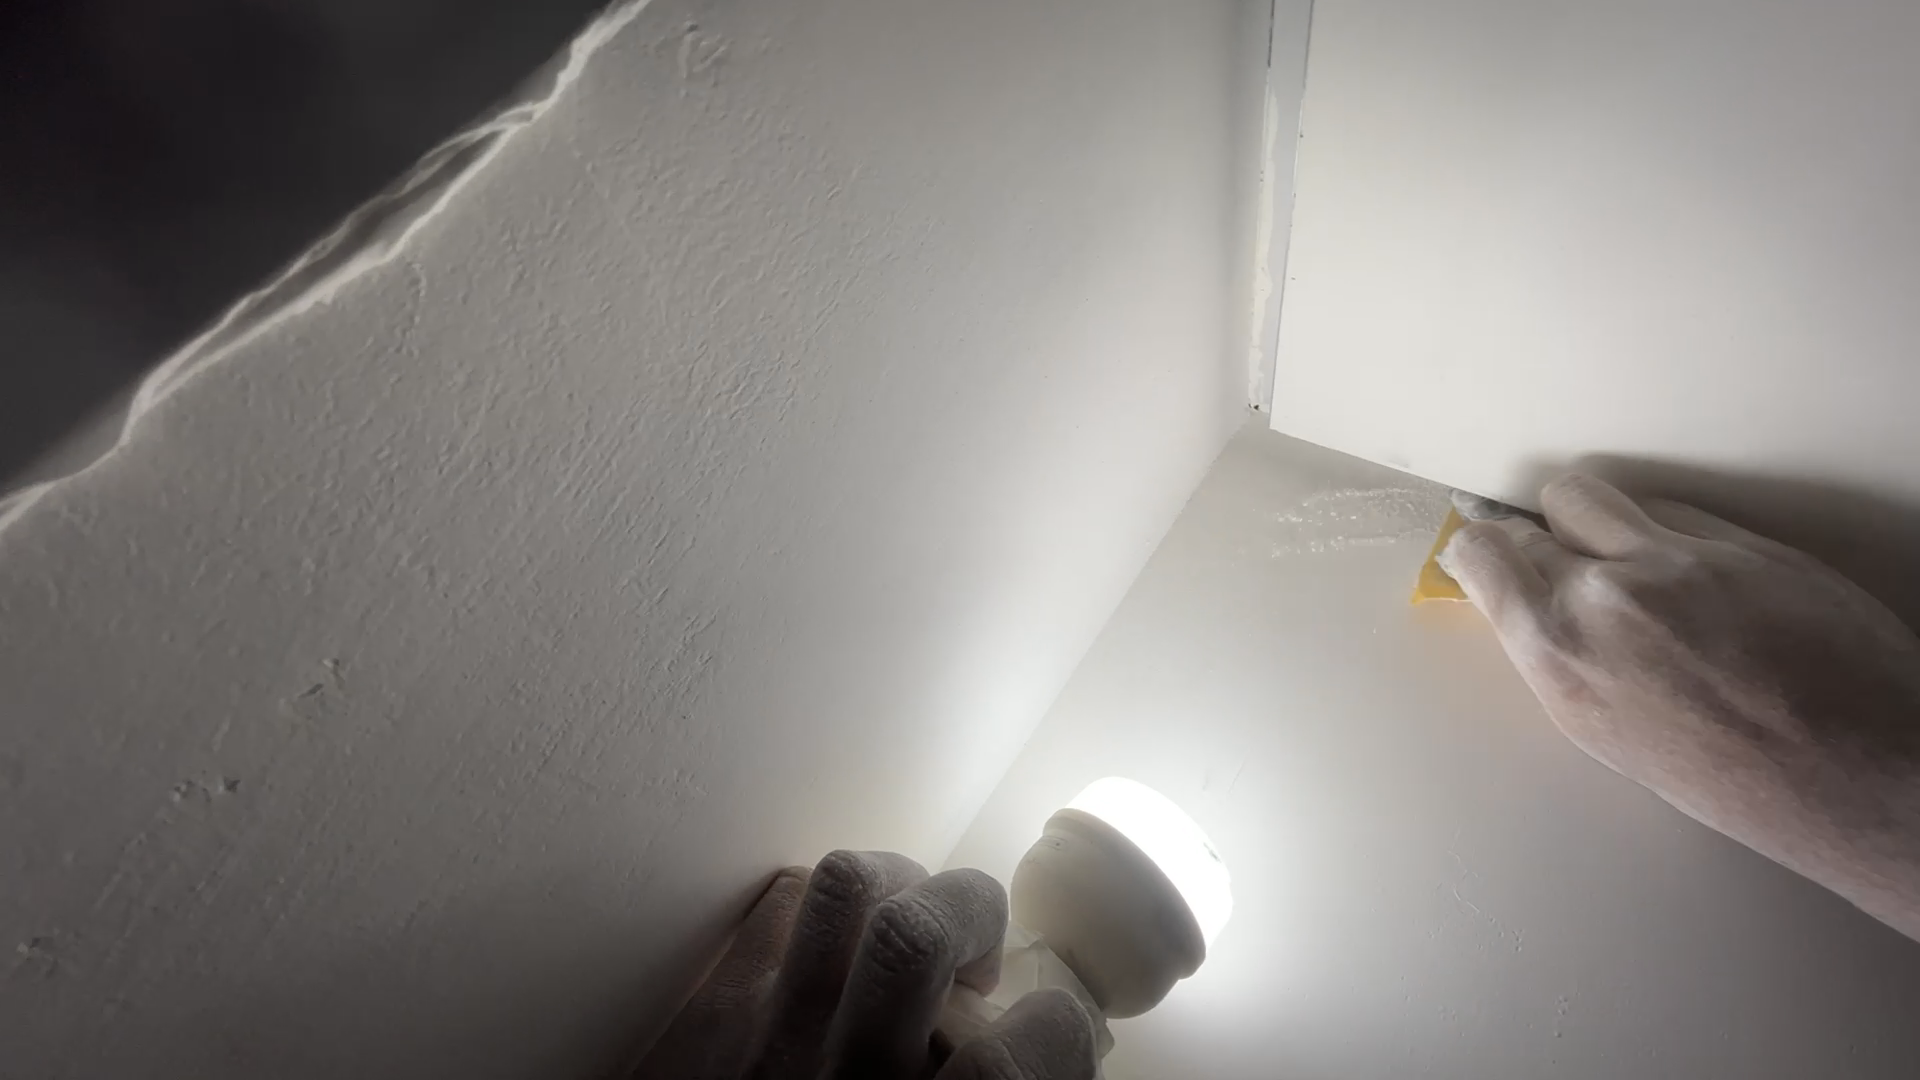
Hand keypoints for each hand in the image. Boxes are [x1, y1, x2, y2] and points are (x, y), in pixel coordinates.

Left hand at [632, 850, 1096, 1079]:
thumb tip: (1044, 1065)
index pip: (1015, 1060)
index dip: (1060, 1026)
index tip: (1052, 1025)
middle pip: (914, 936)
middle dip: (974, 909)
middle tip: (981, 957)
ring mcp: (763, 1035)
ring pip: (843, 886)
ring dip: (902, 881)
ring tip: (914, 920)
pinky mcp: (713, 1009)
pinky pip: (782, 900)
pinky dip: (832, 905)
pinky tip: (845, 946)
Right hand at [1441, 475, 1919, 940]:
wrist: (1868, 778)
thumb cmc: (1720, 771)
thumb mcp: (1588, 720)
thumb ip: (1540, 645)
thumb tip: (1508, 598)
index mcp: (1555, 647)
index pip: (1480, 550)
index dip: (1477, 551)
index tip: (1486, 558)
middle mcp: (1605, 594)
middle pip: (1526, 523)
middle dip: (1527, 543)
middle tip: (1548, 563)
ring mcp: (1679, 561)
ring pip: (1582, 495)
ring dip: (1578, 518)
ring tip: (1604, 548)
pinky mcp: (1747, 545)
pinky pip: (1669, 510)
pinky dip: (1657, 531)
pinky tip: (1682, 568)